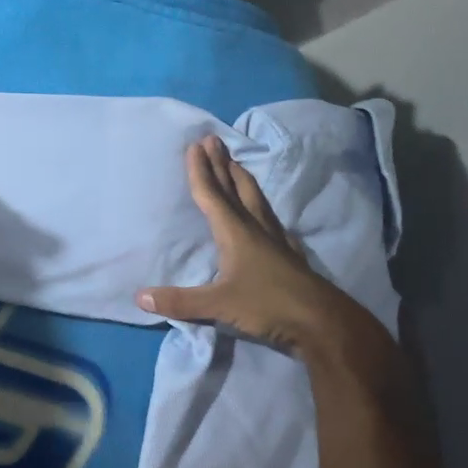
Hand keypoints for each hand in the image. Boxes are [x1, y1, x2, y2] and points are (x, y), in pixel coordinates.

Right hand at [137, 135, 365, 352]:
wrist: (328, 327)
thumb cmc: (269, 307)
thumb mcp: (219, 305)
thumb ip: (179, 301)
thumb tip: (140, 297)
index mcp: (235, 233)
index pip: (212, 195)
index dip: (200, 171)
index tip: (195, 145)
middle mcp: (256, 231)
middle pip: (236, 190)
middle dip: (222, 165)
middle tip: (214, 141)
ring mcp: (277, 243)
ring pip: (257, 203)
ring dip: (244, 182)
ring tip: (238, 165)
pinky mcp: (292, 259)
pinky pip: (275, 226)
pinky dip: (267, 214)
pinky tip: (272, 219)